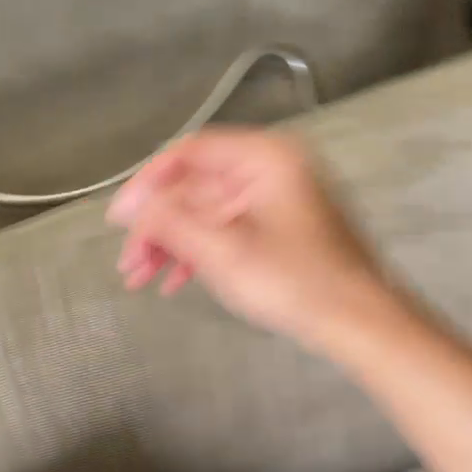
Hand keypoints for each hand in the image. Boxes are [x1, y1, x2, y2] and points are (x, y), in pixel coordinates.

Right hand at [107, 129, 397, 348]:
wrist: (354, 318)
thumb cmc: (292, 281)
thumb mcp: (222, 251)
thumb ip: (170, 222)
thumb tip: (128, 206)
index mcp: (263, 159)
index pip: (189, 153)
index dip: (147, 184)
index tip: (118, 220)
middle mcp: (269, 170)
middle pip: (194, 188)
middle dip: (155, 226)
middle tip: (127, 264)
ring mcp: (274, 201)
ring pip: (204, 214)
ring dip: (169, 245)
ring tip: (139, 279)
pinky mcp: (276, 231)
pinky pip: (223, 232)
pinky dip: (194, 255)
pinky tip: (172, 283)